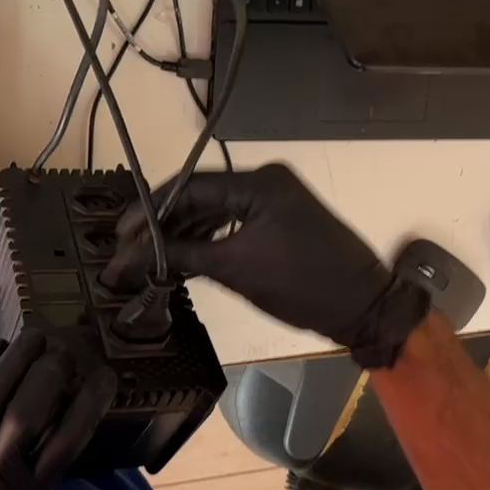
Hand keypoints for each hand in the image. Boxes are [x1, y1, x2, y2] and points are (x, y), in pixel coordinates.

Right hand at [103, 164, 428, 368]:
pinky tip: (180, 255)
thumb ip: (181, 255)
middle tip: (129, 247)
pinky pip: (231, 221)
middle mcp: (265, 180)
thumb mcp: (236, 269)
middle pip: (199, 197)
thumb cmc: (304, 286)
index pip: (190, 188)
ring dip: (182, 233)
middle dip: (163, 224)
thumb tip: (133, 257)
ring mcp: (273, 198)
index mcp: (259, 182)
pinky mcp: (278, 218)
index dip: (151, 210)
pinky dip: (206, 238)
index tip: (122, 233)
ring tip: (148, 254)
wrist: (367, 309)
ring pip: (213, 210)